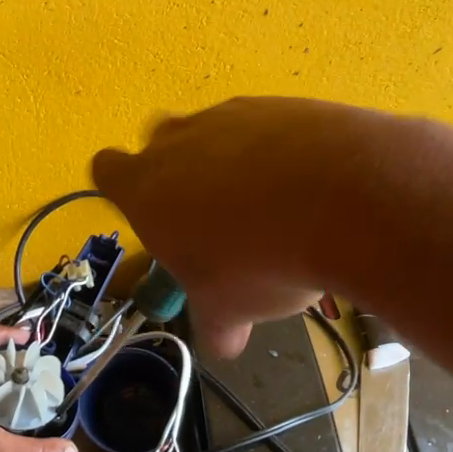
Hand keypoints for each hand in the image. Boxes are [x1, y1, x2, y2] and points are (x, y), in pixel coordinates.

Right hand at [93, 97, 388, 356]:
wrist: (347, 197)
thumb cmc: (257, 261)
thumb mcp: (228, 307)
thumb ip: (216, 325)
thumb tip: (224, 346)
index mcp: (144, 189)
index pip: (106, 170)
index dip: (122, 190)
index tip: (152, 216)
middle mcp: (178, 142)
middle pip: (159, 142)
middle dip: (178, 173)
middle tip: (211, 216)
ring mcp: (232, 116)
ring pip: (216, 133)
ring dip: (232, 162)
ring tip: (274, 207)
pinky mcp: (284, 105)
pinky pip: (269, 128)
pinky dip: (281, 152)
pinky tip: (311, 187)